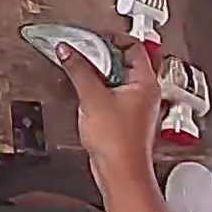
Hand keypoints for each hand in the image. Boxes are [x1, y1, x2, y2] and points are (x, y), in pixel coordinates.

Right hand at [53, 35, 163, 211]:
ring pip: (115, 77)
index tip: (94, 36)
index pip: (133, 46)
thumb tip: (67, 50)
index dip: (113, 37)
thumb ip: (78, 69)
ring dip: (97, 71)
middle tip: (84, 50)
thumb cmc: (118, 143)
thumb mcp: (93, 97)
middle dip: (102, 54)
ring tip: (80, 67)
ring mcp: (134, 105)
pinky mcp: (123, 117)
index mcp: (145, 82)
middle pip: (124, 60)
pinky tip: (82, 88)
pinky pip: (110, 92)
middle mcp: (144, 92)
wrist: (120, 175)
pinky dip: (96, 86)